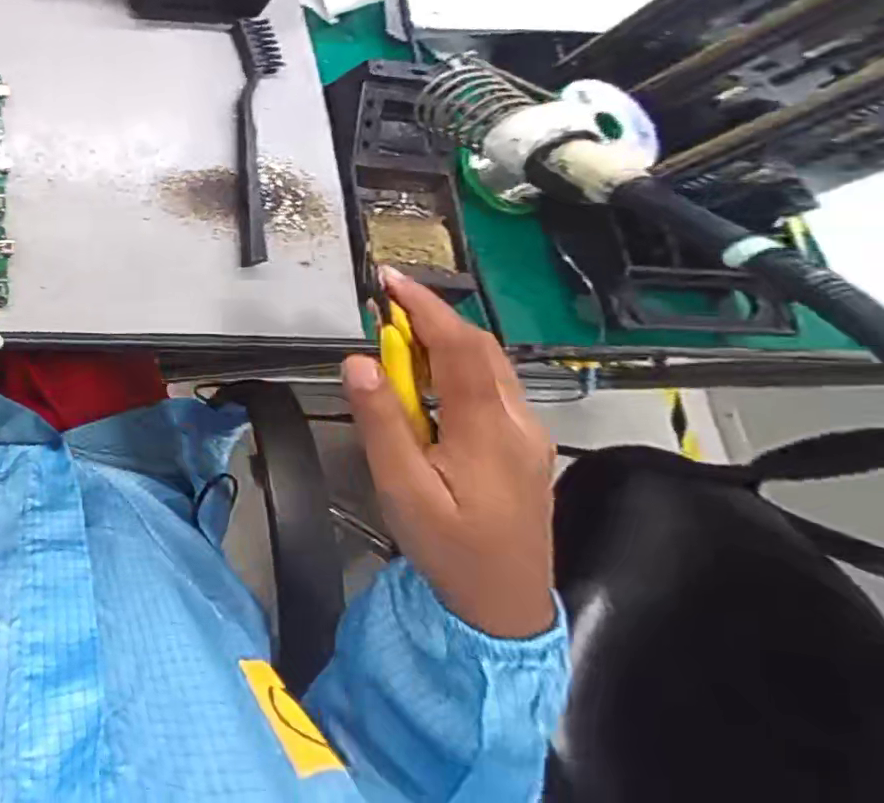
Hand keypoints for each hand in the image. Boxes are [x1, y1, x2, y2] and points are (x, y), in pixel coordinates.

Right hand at [341, 266, 555, 638]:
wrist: (504, 605)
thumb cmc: (449, 546)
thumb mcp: (402, 488)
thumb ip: (382, 423)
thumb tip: (358, 363)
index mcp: (490, 428)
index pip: (459, 349)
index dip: (424, 308)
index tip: (389, 279)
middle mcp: (518, 421)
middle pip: (480, 350)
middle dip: (432, 316)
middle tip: (383, 303)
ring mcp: (526, 434)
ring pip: (489, 367)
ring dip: (442, 340)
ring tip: (394, 336)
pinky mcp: (520, 446)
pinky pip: (490, 388)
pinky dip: (454, 365)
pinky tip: (424, 380)